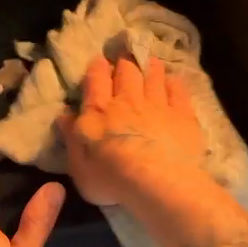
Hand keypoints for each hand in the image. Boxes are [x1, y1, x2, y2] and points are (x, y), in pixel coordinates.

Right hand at [57, 54, 208, 206]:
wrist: (159, 184)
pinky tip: (173, 82)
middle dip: (125, 63)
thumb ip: (71, 137)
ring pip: (154, 75)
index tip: (100, 62)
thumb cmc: (113, 180)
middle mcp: (128, 100)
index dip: (98, 68)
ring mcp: (158, 105)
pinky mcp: (183, 115)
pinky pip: (178, 90)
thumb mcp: (79, 166)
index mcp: (100, 110)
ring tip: (150, 64)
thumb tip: (64, 115)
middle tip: (126, 62)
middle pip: (127, 71)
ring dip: (150, 67)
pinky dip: (174, 83)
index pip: (96, 79)